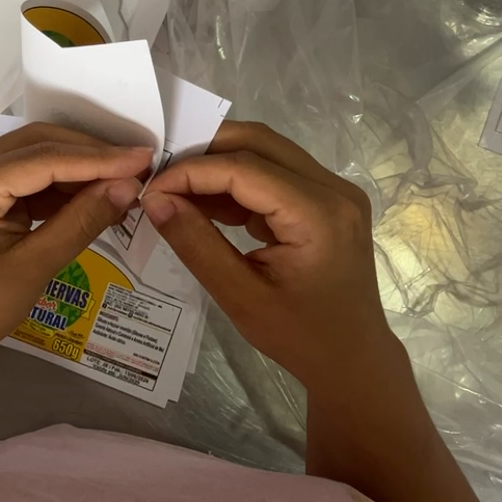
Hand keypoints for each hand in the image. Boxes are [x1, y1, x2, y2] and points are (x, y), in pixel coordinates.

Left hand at [0, 123, 148, 381]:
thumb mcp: (36, 266)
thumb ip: (82, 221)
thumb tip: (128, 187)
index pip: (42, 159)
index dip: (98, 157)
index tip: (144, 159)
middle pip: (36, 145)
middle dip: (88, 155)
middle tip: (138, 169)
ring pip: (32, 156)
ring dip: (76, 168)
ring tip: (122, 184)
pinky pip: (23, 177)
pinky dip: (58, 184)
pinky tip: (92, 195)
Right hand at [141, 121, 393, 385]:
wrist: (351, 359)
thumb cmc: (299, 336)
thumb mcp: (239, 296)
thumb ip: (196, 244)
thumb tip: (154, 200)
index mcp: (319, 214)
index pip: (244, 168)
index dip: (190, 171)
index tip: (150, 190)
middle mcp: (333, 189)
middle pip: (258, 142)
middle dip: (202, 151)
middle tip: (159, 176)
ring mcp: (332, 192)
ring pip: (265, 151)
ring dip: (217, 164)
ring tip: (174, 190)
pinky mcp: (323, 201)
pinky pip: (272, 174)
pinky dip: (234, 182)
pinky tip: (202, 204)